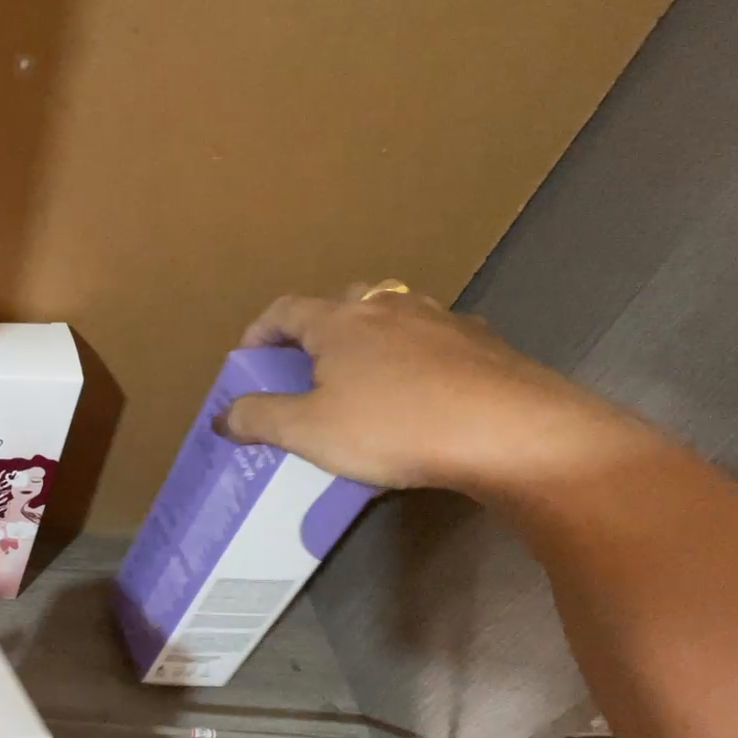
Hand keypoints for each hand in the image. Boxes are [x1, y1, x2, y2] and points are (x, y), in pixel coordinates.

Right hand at [220, 285, 649, 494]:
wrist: (516, 434)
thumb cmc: (393, 426)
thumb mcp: (306, 430)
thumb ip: (257, 418)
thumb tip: (221, 415)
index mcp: (340, 321)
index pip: (284, 310)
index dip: (258, 332)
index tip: (246, 359)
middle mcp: (389, 308)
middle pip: (341, 302)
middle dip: (315, 329)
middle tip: (304, 365)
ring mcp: (443, 321)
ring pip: (391, 317)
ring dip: (366, 340)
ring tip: (358, 378)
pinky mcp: (484, 345)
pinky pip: (431, 341)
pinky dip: (411, 357)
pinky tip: (414, 392)